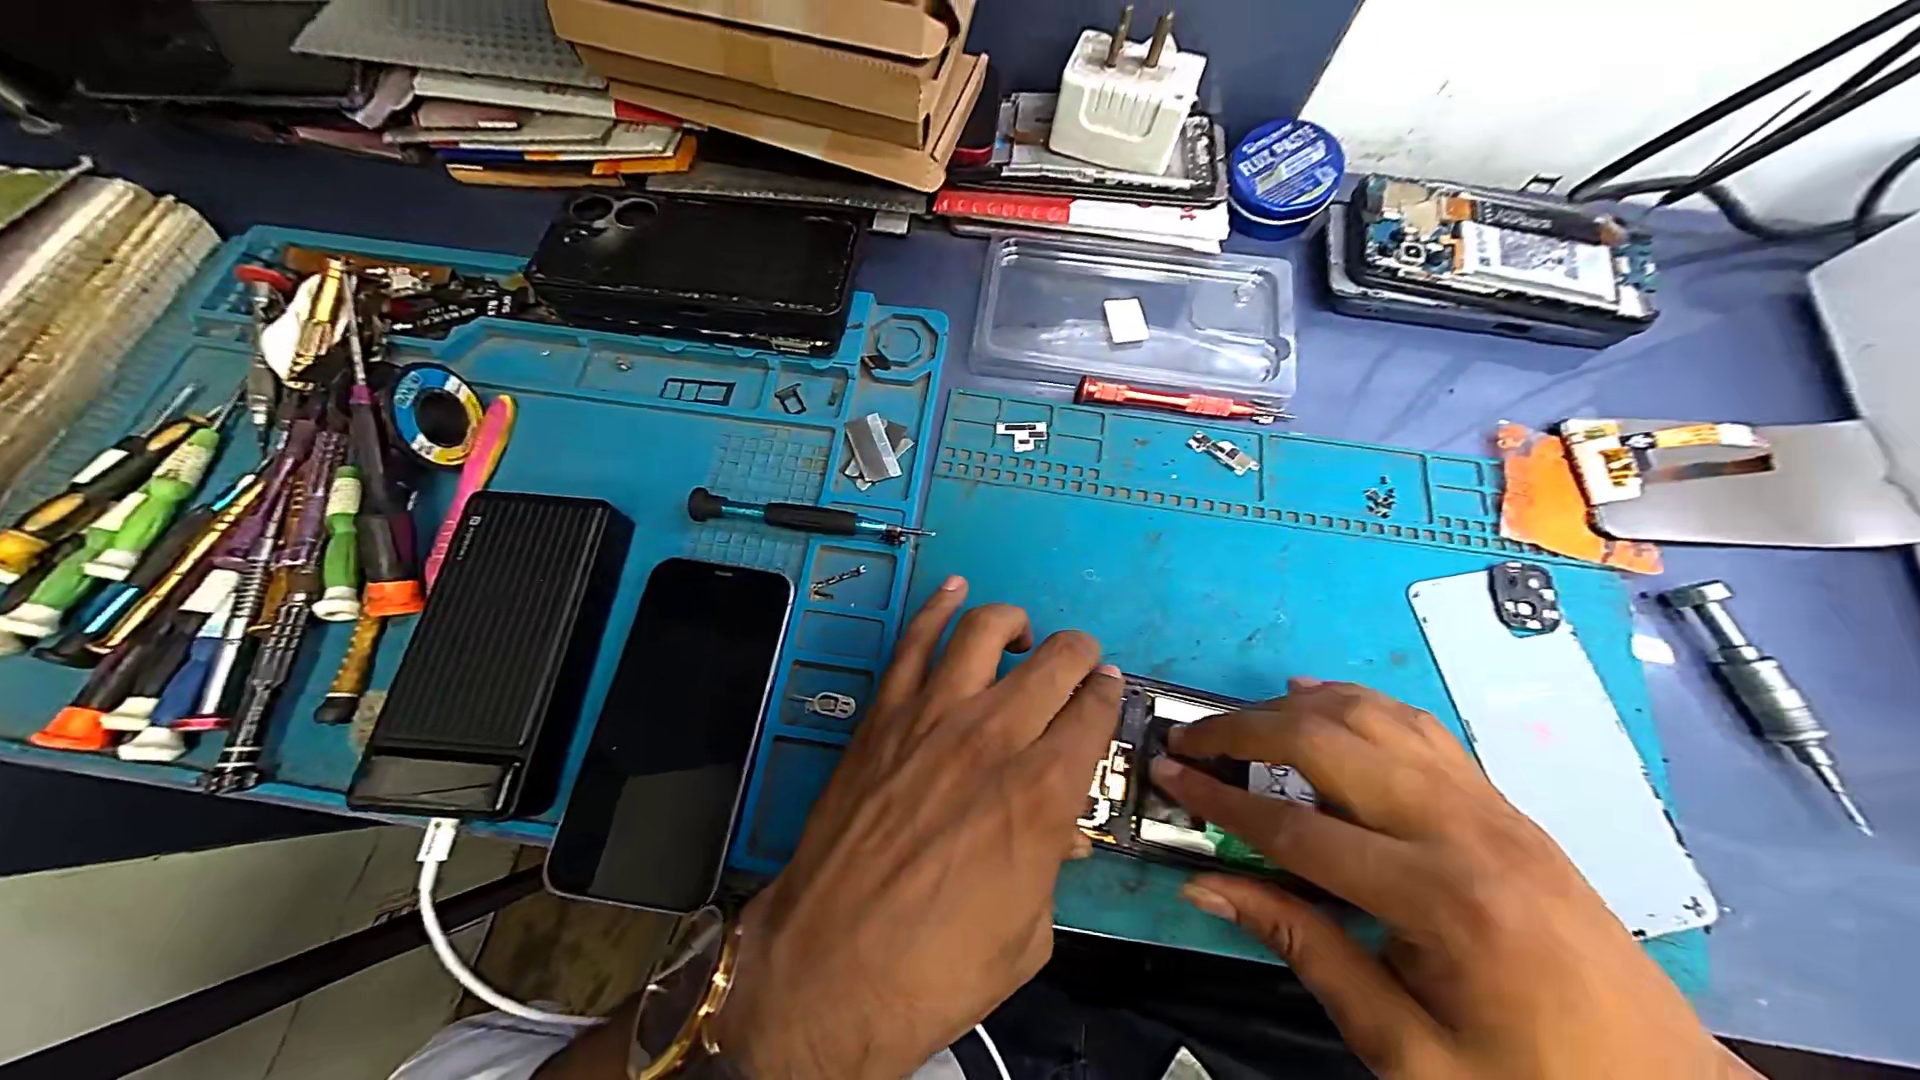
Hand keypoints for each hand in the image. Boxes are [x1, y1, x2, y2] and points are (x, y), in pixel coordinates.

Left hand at [713, 578, 1118, 1079]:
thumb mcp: (1028, 933)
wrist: (829, 968)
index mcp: (1043, 792)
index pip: (1093, 712)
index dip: (1106, 696)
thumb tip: (1062, 830)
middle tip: (1077, 663)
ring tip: (1020, 633)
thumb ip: (1051, 864)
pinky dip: (937, 607)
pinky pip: (914, 642)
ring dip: (1014, 622)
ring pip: (985, 632)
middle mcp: (994, 737)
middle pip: (1054, 661)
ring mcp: (933, 716)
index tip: (1104, 692)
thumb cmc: (938, 967)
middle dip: (1078, 653)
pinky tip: (954, 590)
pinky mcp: (883, 715)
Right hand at [1152, 678, 1756, 1079]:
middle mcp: (1465, 828)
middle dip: (1243, 731)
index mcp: (1441, 900)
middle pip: (1328, 743)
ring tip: (1239, 719)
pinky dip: (1353, 701)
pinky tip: (1315, 697)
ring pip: (1371, 715)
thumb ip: (1301, 947)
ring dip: (1293, 707)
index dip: (1218, 799)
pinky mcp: (1502, 800)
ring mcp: (1490, 804)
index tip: (1166, 774)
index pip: (1295, 827)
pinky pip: (1414, 724)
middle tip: (1189, 739)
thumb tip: (1205, 885)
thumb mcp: (1404, 1046)